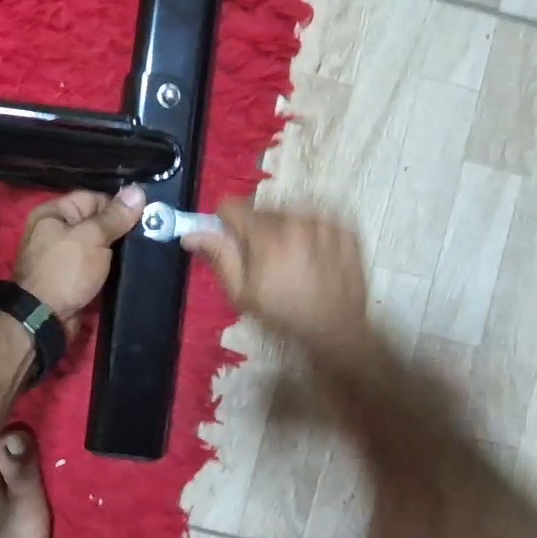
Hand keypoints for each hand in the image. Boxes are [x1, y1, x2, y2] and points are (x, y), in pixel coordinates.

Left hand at [12, 185, 144, 321]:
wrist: (44, 319)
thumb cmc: (65, 271)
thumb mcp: (92, 238)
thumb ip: (115, 216)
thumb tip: (138, 191)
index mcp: (53, 213)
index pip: (93, 198)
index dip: (118, 206)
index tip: (144, 215)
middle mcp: (55, 231)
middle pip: (96, 222)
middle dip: (120, 229)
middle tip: (150, 233)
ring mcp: (63, 256)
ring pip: (99, 246)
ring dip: (118, 251)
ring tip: (146, 250)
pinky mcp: (72, 278)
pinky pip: (96, 265)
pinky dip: (111, 268)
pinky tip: (131, 268)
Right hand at [183, 199, 369, 345]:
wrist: (337, 331)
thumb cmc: (283, 315)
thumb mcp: (242, 293)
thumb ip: (218, 256)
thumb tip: (191, 234)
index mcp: (265, 233)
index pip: (231, 206)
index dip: (226, 223)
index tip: (233, 242)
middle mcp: (295, 218)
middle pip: (262, 209)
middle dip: (257, 228)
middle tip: (266, 259)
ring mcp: (324, 221)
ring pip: (290, 212)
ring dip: (285, 228)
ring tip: (293, 259)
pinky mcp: (346, 228)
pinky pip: (319, 218)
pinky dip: (313, 231)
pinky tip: (314, 256)